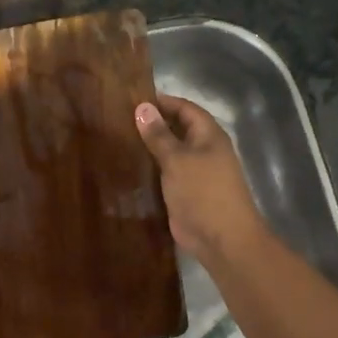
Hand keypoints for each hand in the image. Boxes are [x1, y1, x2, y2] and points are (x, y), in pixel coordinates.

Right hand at [134, 94, 266, 260]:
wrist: (220, 238)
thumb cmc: (203, 192)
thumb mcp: (177, 159)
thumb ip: (159, 135)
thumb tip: (142, 107)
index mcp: (208, 135)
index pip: (185, 108)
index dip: (163, 102)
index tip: (133, 99)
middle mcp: (203, 150)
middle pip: (177, 129)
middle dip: (153, 124)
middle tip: (119, 119)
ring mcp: (194, 173)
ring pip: (169, 153)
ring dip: (149, 148)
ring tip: (117, 140)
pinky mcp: (184, 193)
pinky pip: (165, 175)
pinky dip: (149, 170)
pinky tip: (127, 167)